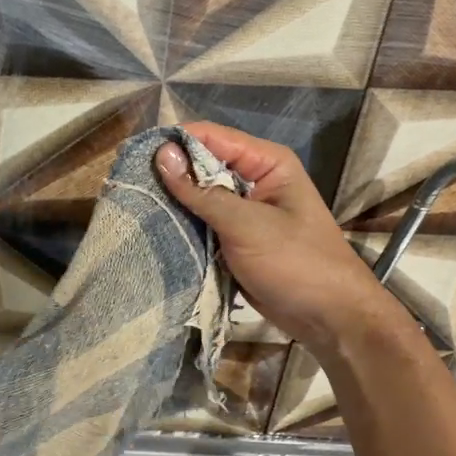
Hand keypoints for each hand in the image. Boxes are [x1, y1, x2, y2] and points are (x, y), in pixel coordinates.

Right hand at [155, 122, 408, 352]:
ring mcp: (244, 211)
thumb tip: (161, 154)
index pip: (211, 137)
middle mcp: (254, 179)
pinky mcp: (234, 238)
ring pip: (198, 196)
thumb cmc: (296, 263)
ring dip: (172, 203)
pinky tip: (153, 229)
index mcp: (266, 163)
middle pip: (202, 164)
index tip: (134, 156)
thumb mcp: (246, 225)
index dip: (174, 142)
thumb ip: (202, 192)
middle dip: (168, 174)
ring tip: (133, 206)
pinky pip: (201, 223)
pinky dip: (182, 226)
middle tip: (127, 184)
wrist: (328, 318)